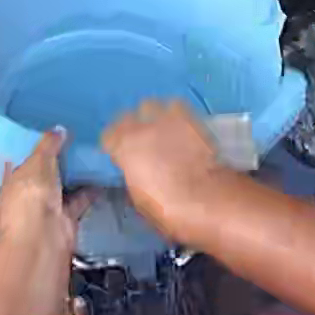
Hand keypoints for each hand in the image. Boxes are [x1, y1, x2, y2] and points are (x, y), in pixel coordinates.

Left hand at [0, 128, 92, 251]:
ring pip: (64, 184)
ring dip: (77, 171)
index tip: (51, 125)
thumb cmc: (31, 196)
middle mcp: (28, 193)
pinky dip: (91, 188)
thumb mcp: (38, 161)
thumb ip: (49, 144)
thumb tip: (58, 129)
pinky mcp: (65, 218)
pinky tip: (103, 171)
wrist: (42, 240)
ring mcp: (47, 207)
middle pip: (45, 169)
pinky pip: (80, 198)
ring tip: (93, 148)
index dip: (34, 141)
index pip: (22, 156)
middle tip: (78, 132)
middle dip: (60, 155)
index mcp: (14, 178)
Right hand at [101, 100, 225, 239]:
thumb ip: (132, 174)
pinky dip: (175, 115)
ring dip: (153, 116)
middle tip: (142, 142)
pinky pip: (175, 106)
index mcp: (124, 148)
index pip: (108, 135)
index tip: (120, 153)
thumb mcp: (139, 198)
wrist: (205, 198)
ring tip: (161, 130)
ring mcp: (165, 117)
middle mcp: (141, 127)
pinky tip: (180, 127)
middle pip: (128, 116)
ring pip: (151, 105)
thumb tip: (134, 167)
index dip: (114, 144)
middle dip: (132, 127)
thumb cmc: (167, 209)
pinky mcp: (189, 115)